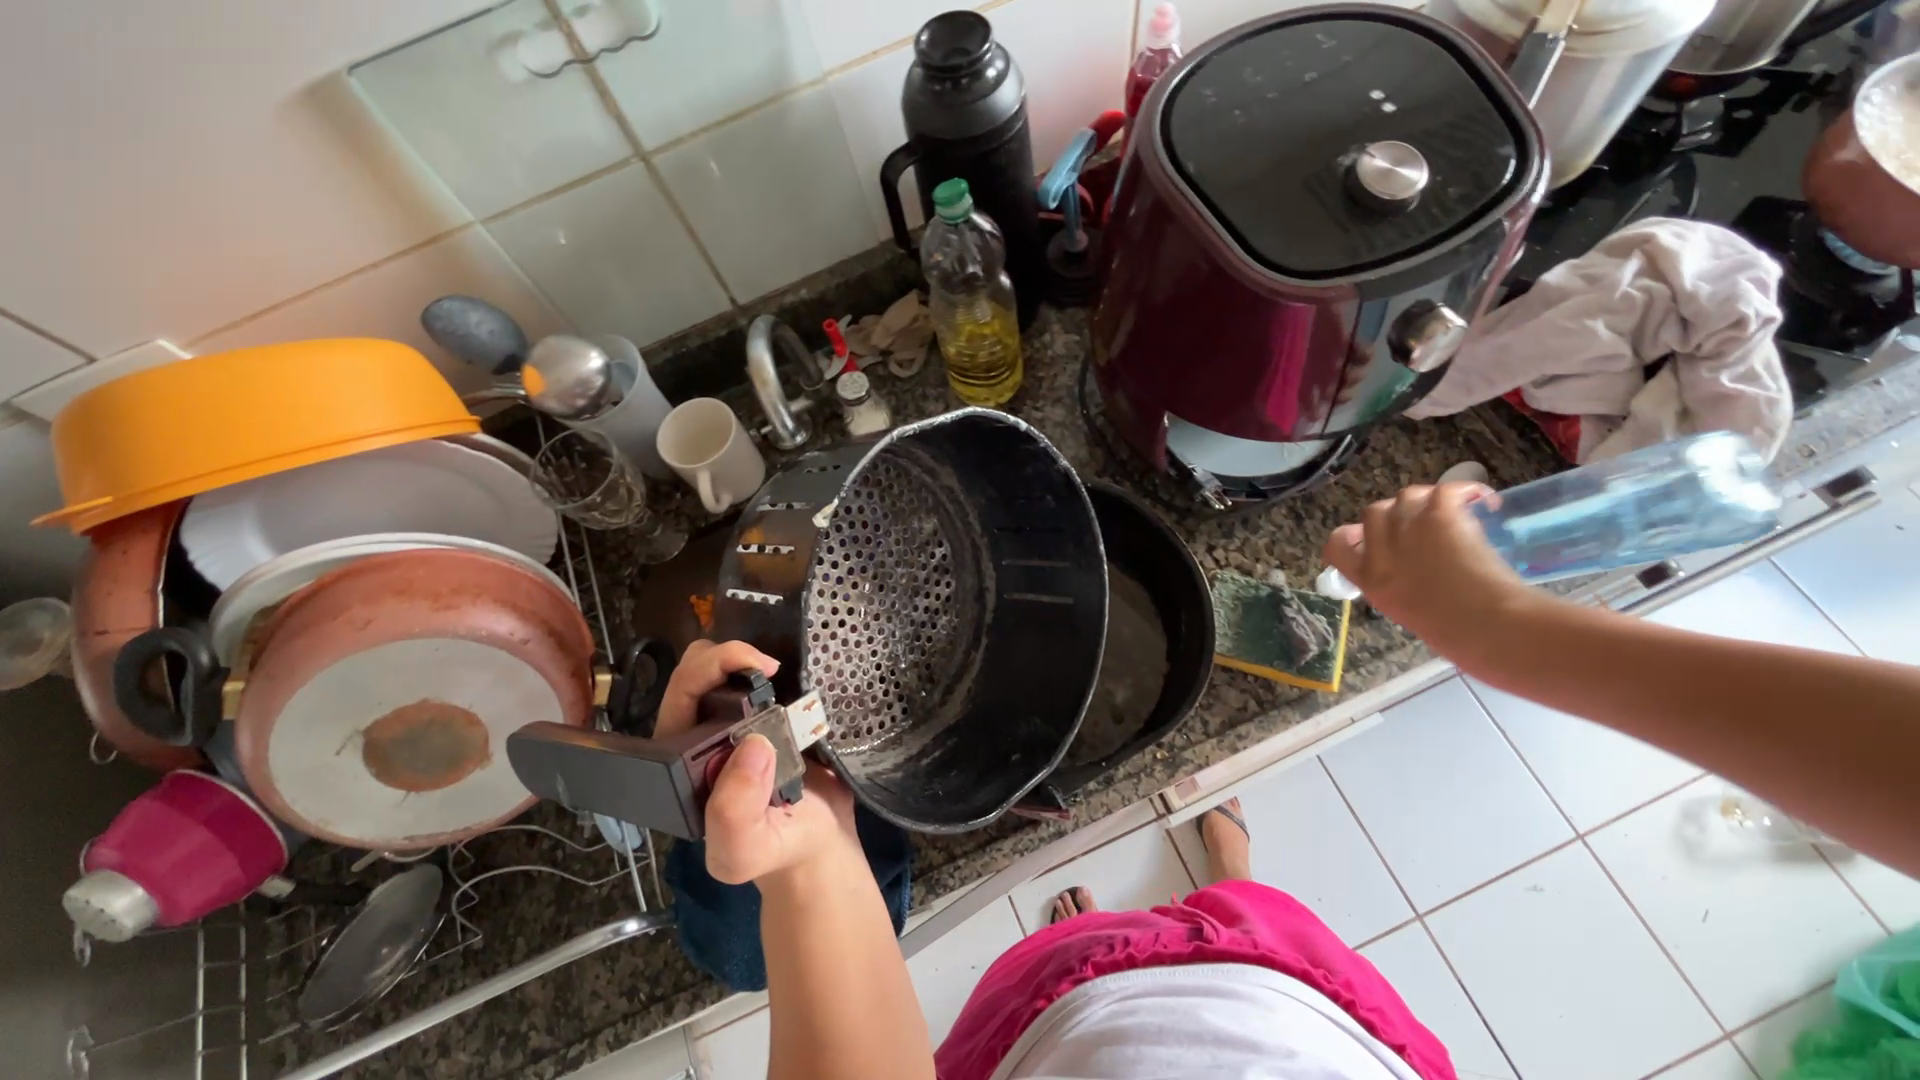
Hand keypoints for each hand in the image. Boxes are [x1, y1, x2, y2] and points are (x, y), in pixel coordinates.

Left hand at [655, 640, 859, 886]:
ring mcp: (735, 721)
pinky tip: (792, 674)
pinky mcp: (768, 712)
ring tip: (778, 671)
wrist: (823, 844)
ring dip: (748, 657)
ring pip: (725, 667)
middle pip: (696, 671)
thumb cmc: (777, 850)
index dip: (706, 674)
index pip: (678, 699)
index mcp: (679, 761)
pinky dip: (774, 665)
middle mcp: (700, 735)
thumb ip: (733, 815)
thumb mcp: (743, 853)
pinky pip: (761, 675)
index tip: (755, 673)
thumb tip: (752, 746)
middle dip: (726, 657)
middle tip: (769, 667)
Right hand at [1321, 483, 1537, 661]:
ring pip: (1406, 496)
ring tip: (1453, 512)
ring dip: (1426, 500)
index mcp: (1370, 581)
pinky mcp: (1440, 516)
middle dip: (1394, 514)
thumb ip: (1397, 587)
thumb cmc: (1458, 636)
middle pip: (1373, 513)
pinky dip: (1466, 491)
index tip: (1367, 536)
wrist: (1493, 628)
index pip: (1337, 545)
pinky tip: (1483, 500)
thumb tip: (1410, 570)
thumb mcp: (1409, 614)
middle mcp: (1382, 552)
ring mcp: (1408, 530)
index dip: (1350, 535)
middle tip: (1421, 523)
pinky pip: (1445, 490)